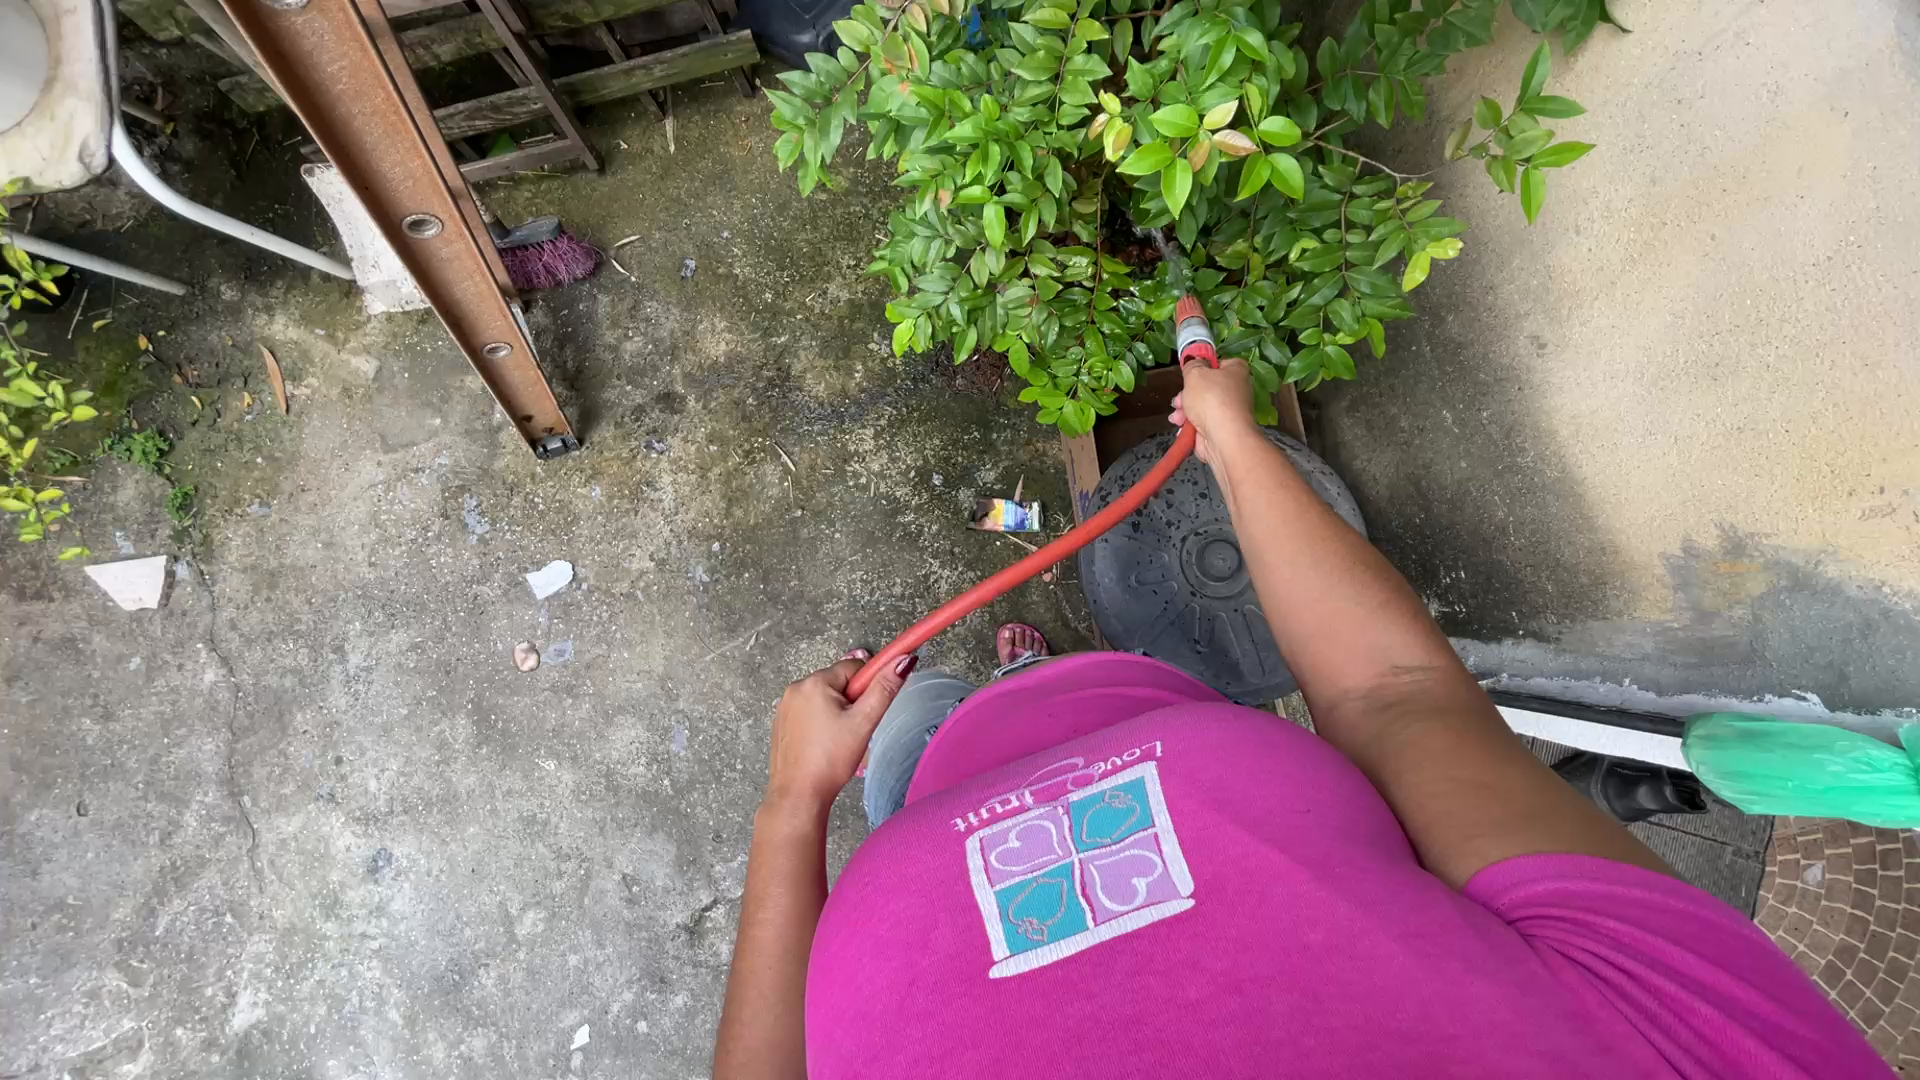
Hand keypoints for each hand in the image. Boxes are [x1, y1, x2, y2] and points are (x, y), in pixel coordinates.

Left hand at [765, 649, 914, 810]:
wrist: (798, 795)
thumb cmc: (829, 761)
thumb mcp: (864, 722)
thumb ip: (884, 689)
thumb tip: (901, 661)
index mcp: (815, 683)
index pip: (854, 667)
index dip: (868, 687)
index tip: (869, 709)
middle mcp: (796, 688)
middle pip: (838, 682)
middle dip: (852, 701)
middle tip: (854, 729)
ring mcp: (785, 706)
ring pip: (824, 698)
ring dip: (836, 712)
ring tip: (839, 740)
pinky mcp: (782, 723)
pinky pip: (809, 712)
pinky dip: (820, 722)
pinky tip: (824, 744)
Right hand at [1169, 355, 1259, 465]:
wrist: (1222, 437)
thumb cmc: (1211, 400)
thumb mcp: (1195, 373)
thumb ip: (1191, 365)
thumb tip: (1193, 361)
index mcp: (1236, 370)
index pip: (1217, 363)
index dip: (1201, 367)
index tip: (1189, 374)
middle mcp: (1236, 389)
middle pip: (1205, 387)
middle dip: (1187, 395)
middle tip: (1179, 400)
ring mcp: (1228, 410)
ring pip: (1200, 406)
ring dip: (1184, 411)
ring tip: (1177, 417)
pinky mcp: (1221, 428)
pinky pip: (1201, 422)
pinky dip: (1190, 425)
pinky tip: (1181, 427)